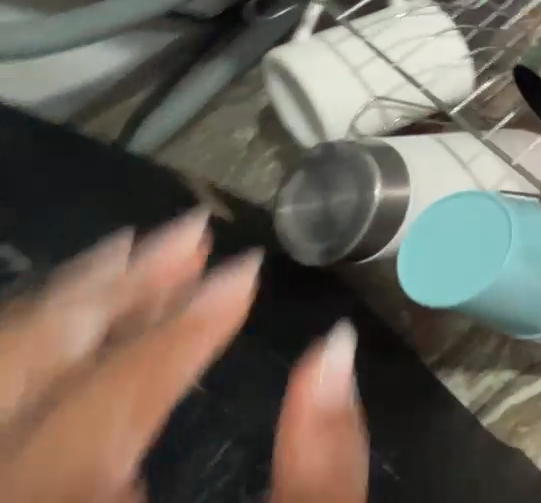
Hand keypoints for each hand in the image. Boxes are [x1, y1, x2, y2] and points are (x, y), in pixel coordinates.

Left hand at [0, 210, 369, 502]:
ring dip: (44, 320)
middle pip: (13, 380)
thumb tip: (333, 352)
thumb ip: (324, 464)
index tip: (246, 269)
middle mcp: (0, 498)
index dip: (188, 321)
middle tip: (181, 237)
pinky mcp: (1, 499)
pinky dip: (13, 368)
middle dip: (103, 296)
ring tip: (123, 265)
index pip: (121, 390)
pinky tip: (57, 338)